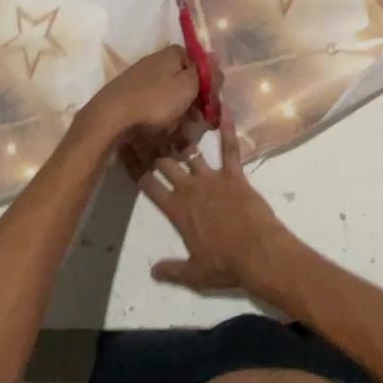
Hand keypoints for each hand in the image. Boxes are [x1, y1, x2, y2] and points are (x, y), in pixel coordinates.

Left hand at [75, 46, 207, 153]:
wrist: (111, 118)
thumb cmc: (154, 102)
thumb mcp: (187, 86)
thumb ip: (205, 73)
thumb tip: (216, 56)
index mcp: (170, 55)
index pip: (197, 62)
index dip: (207, 81)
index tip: (211, 100)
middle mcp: (155, 63)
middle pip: (183, 81)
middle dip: (194, 102)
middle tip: (199, 121)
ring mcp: (141, 80)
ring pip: (170, 97)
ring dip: (180, 115)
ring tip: (181, 135)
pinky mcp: (130, 97)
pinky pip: (154, 108)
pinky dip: (162, 120)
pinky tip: (162, 134)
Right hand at [128, 116, 290, 294]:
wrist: (259, 254)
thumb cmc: (225, 265)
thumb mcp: (195, 275)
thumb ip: (171, 270)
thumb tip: (152, 271)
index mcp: (177, 210)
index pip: (149, 185)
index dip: (134, 167)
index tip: (123, 149)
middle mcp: (190, 188)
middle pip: (166, 162)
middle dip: (153, 146)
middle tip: (144, 128)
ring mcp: (212, 178)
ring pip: (192, 152)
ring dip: (181, 136)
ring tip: (172, 118)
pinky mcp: (235, 175)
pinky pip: (230, 149)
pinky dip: (227, 129)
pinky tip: (224, 108)